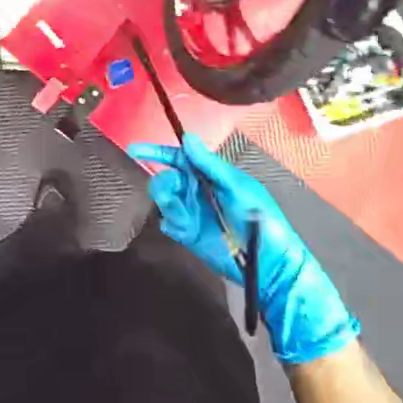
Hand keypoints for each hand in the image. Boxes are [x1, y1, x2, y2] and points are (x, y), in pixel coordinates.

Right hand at [130, 134, 358, 364]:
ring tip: (187, 220)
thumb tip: (188, 138)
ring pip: (163, 200)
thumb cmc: (259, 219)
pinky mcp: (186, 233)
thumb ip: (210, 165)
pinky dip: (172, 224)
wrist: (267, 264)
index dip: (157, 151)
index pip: (178, 156)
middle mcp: (197, 190)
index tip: (135, 150)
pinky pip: (166, 222)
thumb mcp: (237, 187)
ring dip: (170, 207)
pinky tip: (187, 232)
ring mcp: (191, 211)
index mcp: (210, 173)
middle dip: (165, 185)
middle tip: (174, 196)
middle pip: (166, 178)